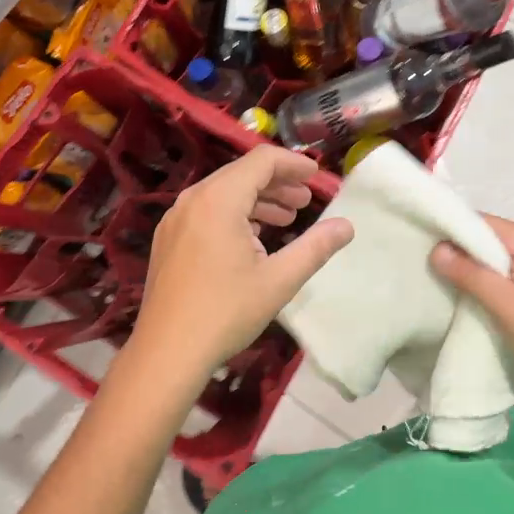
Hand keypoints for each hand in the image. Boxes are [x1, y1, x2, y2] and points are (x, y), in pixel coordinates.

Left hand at [132, 146, 353, 374]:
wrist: (166, 352)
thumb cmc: (225, 312)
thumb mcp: (279, 281)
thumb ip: (315, 247)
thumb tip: (347, 226)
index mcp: (219, 199)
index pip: (261, 161)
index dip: (293, 164)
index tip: (316, 176)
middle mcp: (193, 199)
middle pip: (241, 173)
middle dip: (278, 183)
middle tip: (306, 201)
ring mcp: (176, 218)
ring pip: (223, 192)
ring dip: (257, 199)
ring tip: (286, 219)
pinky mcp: (168, 238)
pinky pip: (207, 209)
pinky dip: (234, 213)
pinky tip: (252, 238)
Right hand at [430, 215, 513, 391]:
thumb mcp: (506, 304)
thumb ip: (470, 274)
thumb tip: (436, 248)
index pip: (474, 220)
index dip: (445, 229)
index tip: (415, 242)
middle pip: (480, 238)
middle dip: (453, 251)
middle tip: (420, 266)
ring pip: (488, 259)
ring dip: (466, 270)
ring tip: (435, 282)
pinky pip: (499, 276)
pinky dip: (481, 284)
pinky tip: (464, 298)